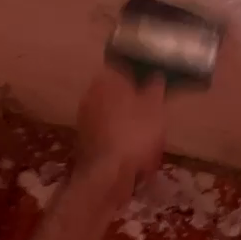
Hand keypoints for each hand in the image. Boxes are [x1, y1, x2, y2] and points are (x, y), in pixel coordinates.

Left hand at [75, 68, 167, 187]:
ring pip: (112, 113)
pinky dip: (120, 137)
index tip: (152, 76)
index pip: (122, 64)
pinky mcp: (85, 141)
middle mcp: (91, 94)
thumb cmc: (135, 133)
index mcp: (107, 79)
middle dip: (132, 97)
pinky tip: (134, 148)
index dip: (138, 69)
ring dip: (127, 119)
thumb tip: (155, 72)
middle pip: (116, 90)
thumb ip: (155, 86)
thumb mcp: (155, 106)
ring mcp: (85, 118)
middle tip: (152, 105)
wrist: (107, 175)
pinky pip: (108, 132)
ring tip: (147, 130)